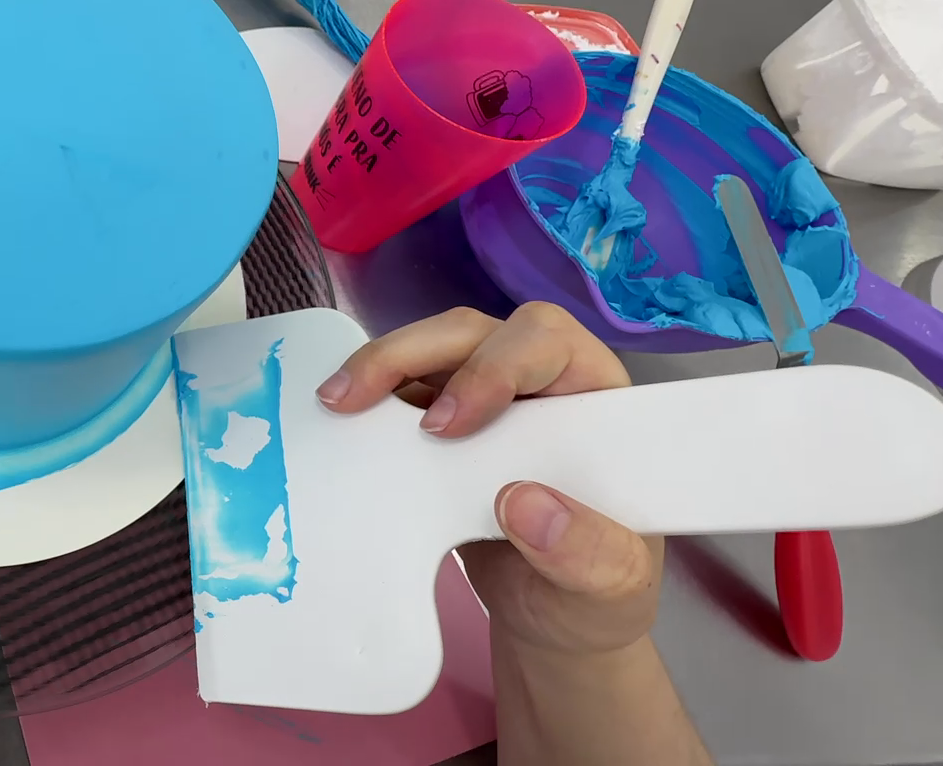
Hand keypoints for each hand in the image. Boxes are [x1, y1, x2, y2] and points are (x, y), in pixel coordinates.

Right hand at [315, 302, 660, 654]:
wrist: (541, 609)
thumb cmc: (588, 592)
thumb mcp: (609, 590)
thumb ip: (589, 554)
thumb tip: (524, 502)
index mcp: (589, 400)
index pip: (544, 344)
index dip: (491, 367)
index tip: (446, 425)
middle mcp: (532, 382)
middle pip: (466, 333)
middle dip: (405, 355)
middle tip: (354, 398)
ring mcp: (476, 393)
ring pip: (423, 347)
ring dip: (375, 366)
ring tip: (333, 402)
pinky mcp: (431, 412)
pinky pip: (393, 382)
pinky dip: (363, 391)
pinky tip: (337, 414)